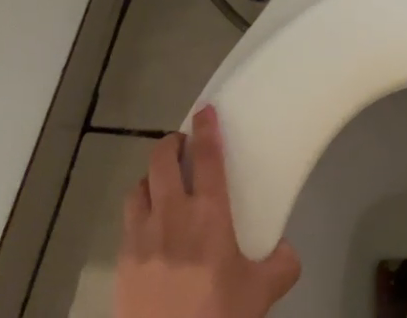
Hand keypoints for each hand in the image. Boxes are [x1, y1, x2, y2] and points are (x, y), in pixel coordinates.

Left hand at [115, 104, 302, 317]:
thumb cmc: (218, 316)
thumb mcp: (261, 294)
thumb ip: (280, 265)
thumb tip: (286, 251)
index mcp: (209, 215)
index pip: (206, 157)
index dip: (206, 128)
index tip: (205, 110)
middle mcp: (172, 214)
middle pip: (162, 159)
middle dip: (171, 144)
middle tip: (183, 146)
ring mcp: (141, 235)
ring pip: (139, 186)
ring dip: (151, 178)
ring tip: (162, 185)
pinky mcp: (121, 260)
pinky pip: (128, 221)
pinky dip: (139, 212)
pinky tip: (149, 228)